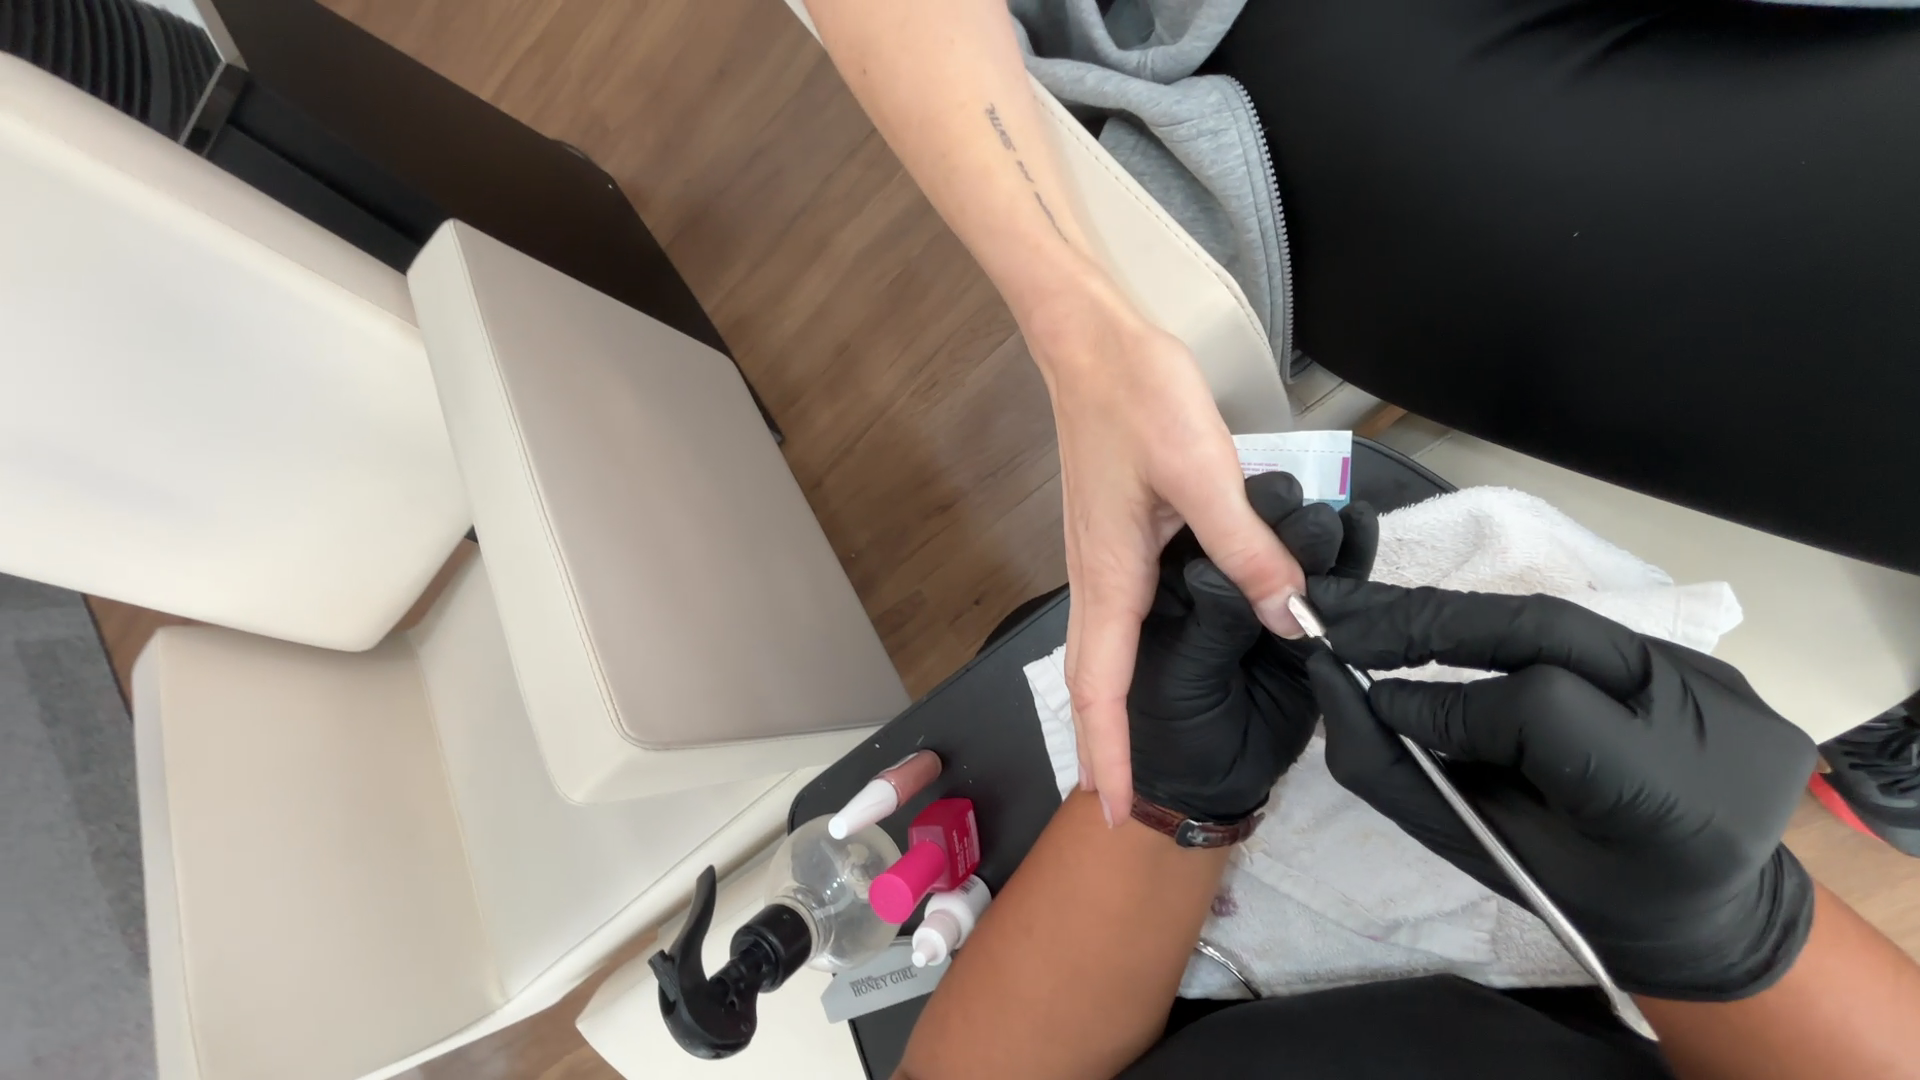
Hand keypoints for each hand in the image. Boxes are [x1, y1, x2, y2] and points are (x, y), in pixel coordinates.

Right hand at [1028, 281, 1308, 826]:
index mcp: (1111, 574)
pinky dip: (1122, 659)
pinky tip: (1154, 659)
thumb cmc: (1136, 400)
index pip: (1099, 683)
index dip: (1102, 749)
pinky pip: (1116, 616)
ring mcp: (1099, 559)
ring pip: (1099, 650)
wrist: (1091, 349)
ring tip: (1131, 750)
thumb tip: (1293, 616)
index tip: (1109, 808)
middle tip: (1115, 798)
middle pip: (1089, 679)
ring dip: (1108, 707)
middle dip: (1098, 743)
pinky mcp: (1112, 538)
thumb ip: (1247, 548)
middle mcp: (1096, 577)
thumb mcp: (1204, 471)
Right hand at [1304, 579, 1818, 1001]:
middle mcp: (1712, 720)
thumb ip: (1390, 769)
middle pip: (1544, 628)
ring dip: (1444, 613)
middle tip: (1334, 614)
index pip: (1539, 712)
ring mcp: (1709, 678)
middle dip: (1422, 620)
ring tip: (1363, 611)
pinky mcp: (1685, 655)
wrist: (1704, 899)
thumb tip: (1327, 676)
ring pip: (1548, 617)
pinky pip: (1561, 628)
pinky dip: (1482, 626)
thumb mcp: (1475, 848)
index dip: (1440, 703)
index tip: (1369, 699)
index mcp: (1673, 804)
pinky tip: (1428, 625)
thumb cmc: (1577, 894)